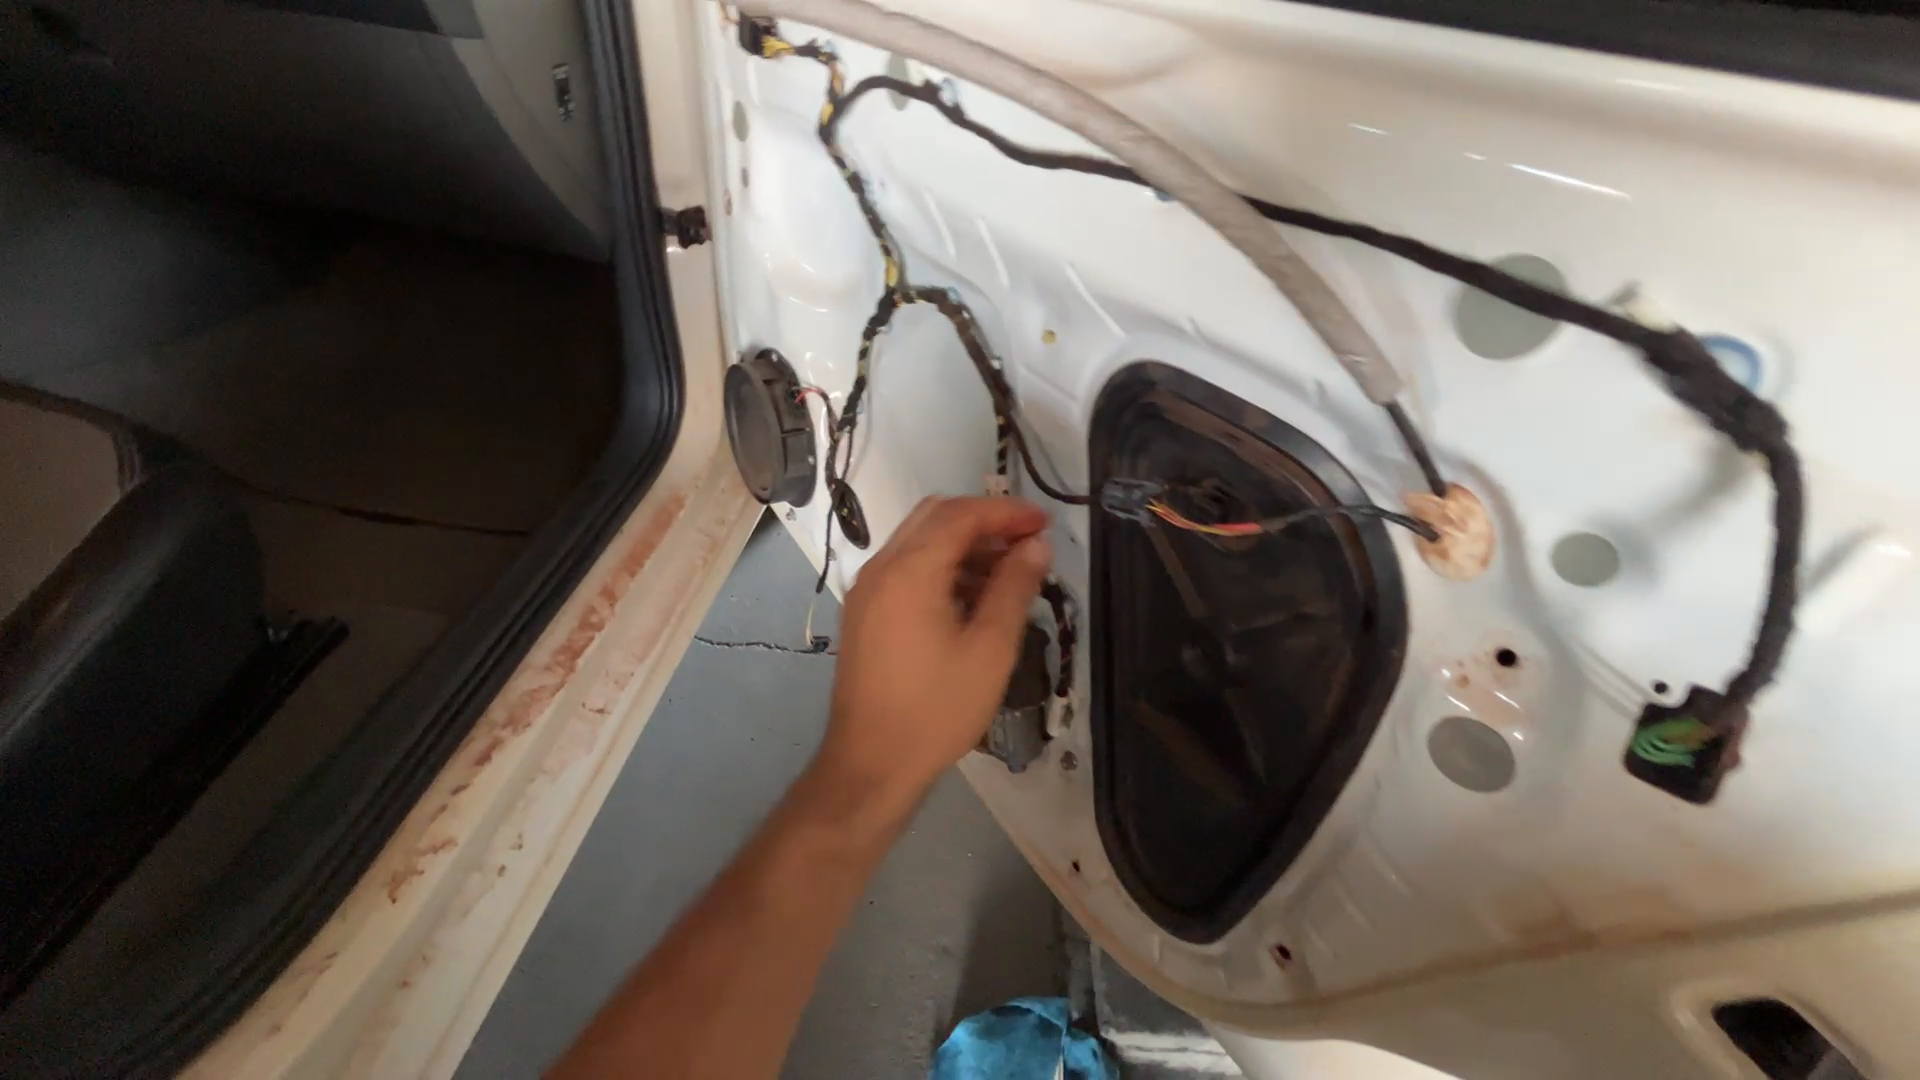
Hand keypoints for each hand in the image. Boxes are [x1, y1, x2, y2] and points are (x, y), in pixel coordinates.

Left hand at [817, 496, 1051, 804]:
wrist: (871, 764)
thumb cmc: (936, 709)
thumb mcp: (989, 649)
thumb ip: (1014, 588)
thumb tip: (1037, 546)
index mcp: (909, 571)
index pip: (961, 515)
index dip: (1007, 511)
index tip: (1045, 522)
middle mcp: (880, 569)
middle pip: (936, 518)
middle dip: (984, 522)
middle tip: (1027, 542)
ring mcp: (867, 592)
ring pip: (919, 543)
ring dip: (963, 546)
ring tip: (1009, 573)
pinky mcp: (864, 614)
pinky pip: (905, 570)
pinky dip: (940, 569)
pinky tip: (973, 599)